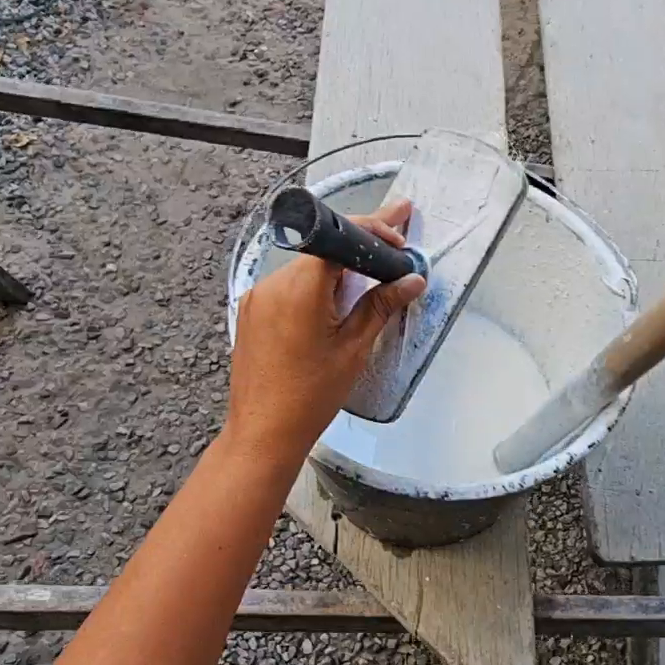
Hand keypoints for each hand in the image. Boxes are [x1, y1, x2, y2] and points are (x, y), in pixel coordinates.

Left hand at [225, 198, 425, 460]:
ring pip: (308, 268)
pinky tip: (340, 305)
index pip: (338, 237)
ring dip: (340, 270)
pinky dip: (318, 287)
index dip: (372, 231)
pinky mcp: (254, 312)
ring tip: (373, 280)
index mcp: (299, 288)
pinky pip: (291, 287)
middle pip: (324, 250)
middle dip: (361, 246)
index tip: (399, 235)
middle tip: (396, 239)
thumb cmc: (308, 397)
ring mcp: (258, 298)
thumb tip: (410, 281)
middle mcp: (272, 284)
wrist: (264, 433)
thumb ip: (381, 306)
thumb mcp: (354, 348)